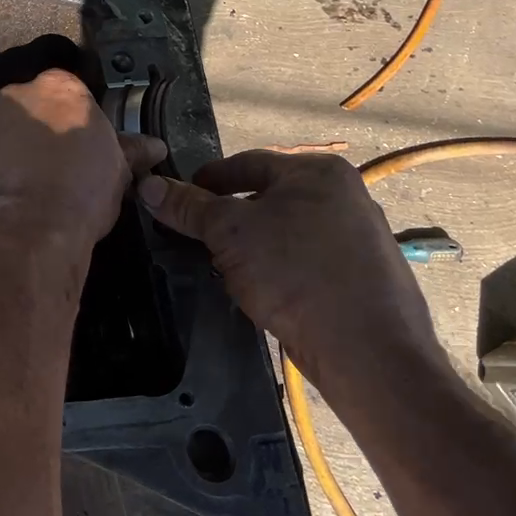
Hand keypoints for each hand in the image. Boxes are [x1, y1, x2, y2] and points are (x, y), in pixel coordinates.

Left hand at [0, 70, 168, 252]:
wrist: (22, 232)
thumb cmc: (79, 193)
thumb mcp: (117, 171)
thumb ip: (130, 150)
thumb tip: (153, 147)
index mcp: (60, 88)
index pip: (72, 90)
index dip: (79, 117)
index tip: (86, 142)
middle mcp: (18, 95)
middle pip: (36, 105)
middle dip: (47, 127)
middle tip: (63, 162)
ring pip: (7, 128)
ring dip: (18, 146)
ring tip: (36, 183)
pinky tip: (12, 193)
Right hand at [137, 151, 446, 387]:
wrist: (368, 354)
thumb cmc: (296, 274)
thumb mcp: (228, 233)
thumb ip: (187, 206)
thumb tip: (148, 185)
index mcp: (319, 172)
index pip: (246, 162)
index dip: (205, 180)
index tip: (178, 199)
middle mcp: (347, 196)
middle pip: (266, 196)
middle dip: (228, 216)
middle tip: (196, 234)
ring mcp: (360, 239)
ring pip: (285, 230)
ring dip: (251, 244)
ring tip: (222, 264)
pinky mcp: (363, 278)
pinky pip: (305, 259)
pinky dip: (277, 267)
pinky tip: (260, 288)